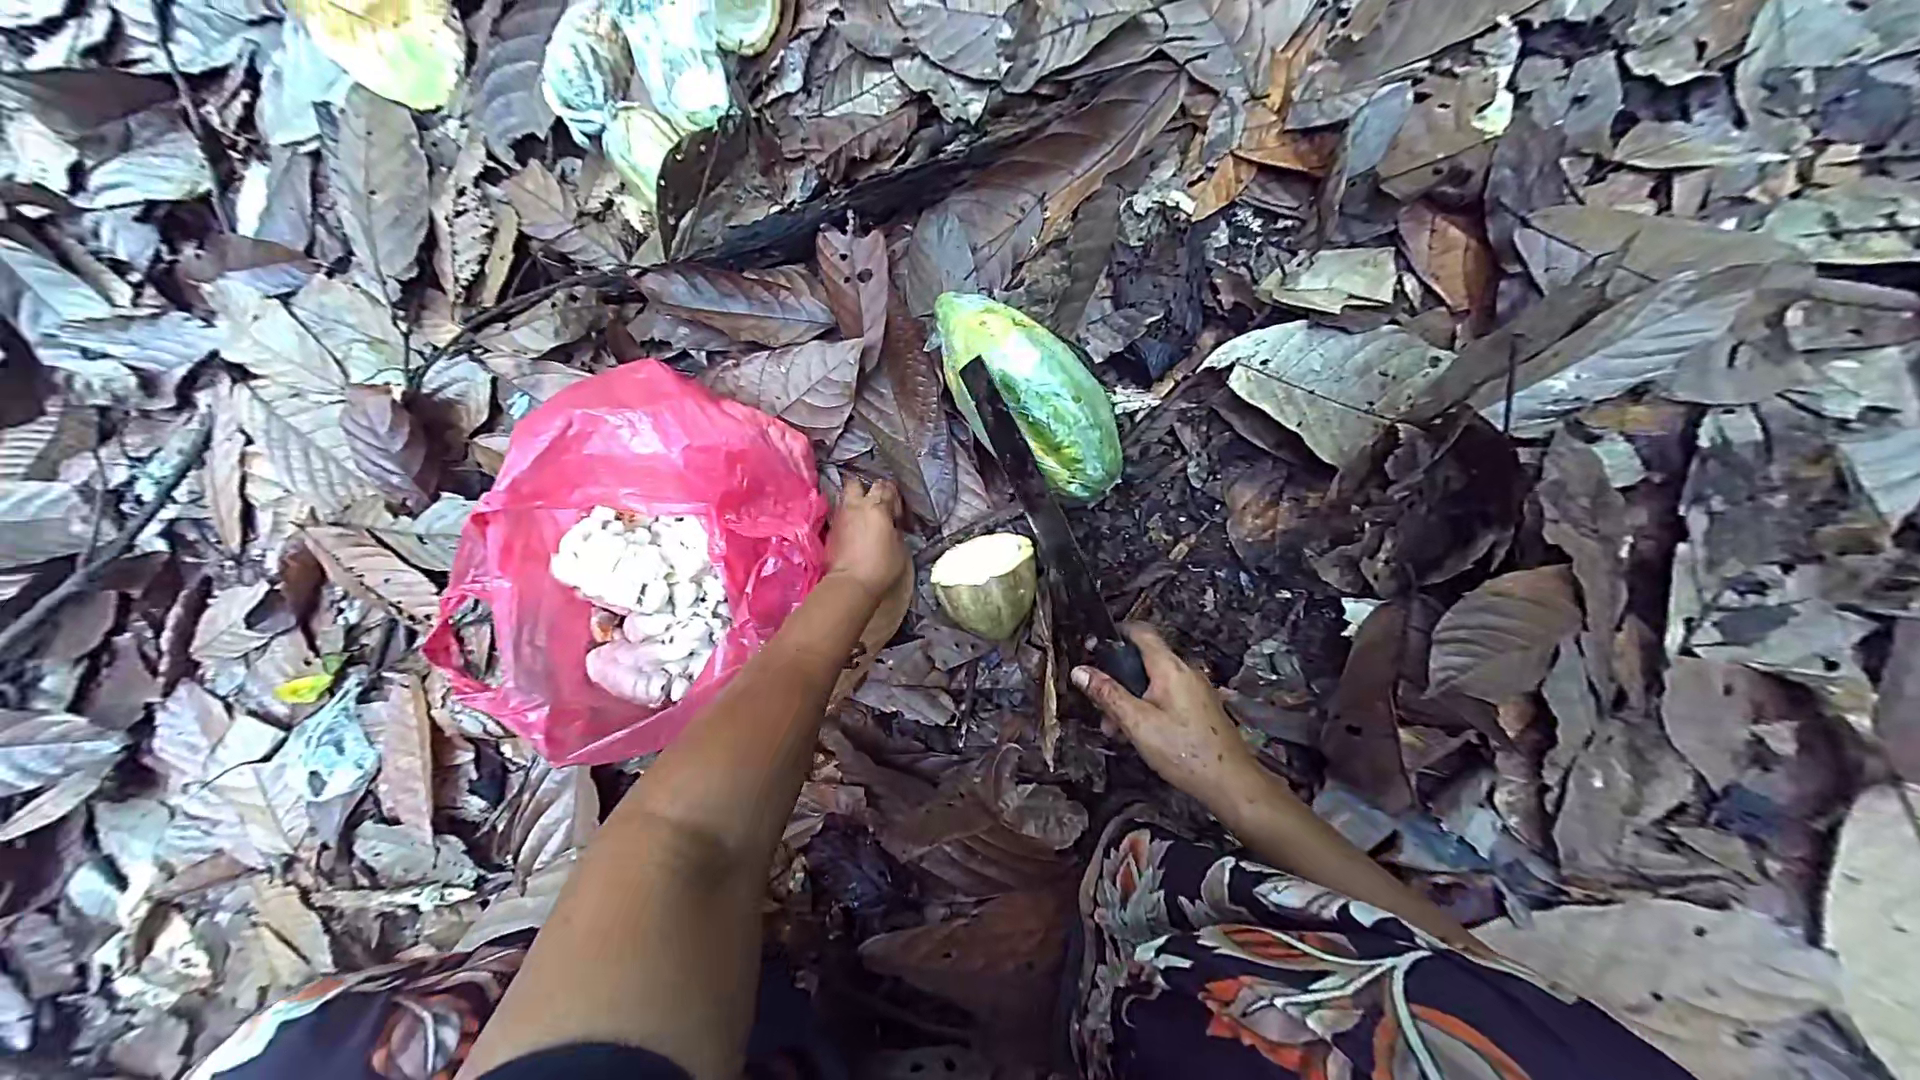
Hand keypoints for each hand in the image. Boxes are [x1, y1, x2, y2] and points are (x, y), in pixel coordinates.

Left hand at [824, 477, 906, 597]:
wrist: (850, 582)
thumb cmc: (881, 566)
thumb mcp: (900, 548)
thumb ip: (895, 529)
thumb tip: (891, 524)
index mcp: (877, 507)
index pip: (886, 487)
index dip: (892, 495)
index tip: (895, 510)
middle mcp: (856, 506)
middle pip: (856, 483)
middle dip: (864, 488)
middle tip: (873, 503)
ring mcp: (840, 516)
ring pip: (845, 497)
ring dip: (853, 502)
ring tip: (862, 515)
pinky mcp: (830, 529)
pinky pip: (840, 515)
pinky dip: (847, 517)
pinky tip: (853, 528)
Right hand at [1073, 623, 1257, 802]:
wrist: (1232, 784)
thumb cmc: (1184, 752)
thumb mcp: (1137, 723)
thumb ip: (1107, 694)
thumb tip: (1080, 671)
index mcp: (1170, 668)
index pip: (1141, 632)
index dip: (1116, 633)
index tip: (1095, 648)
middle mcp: (1186, 672)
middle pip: (1144, 661)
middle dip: (1118, 681)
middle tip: (1101, 707)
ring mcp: (1196, 690)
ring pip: (1154, 683)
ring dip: (1131, 700)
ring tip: (1118, 731)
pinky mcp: (1201, 708)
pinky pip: (1168, 697)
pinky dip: (1149, 708)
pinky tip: (1140, 735)